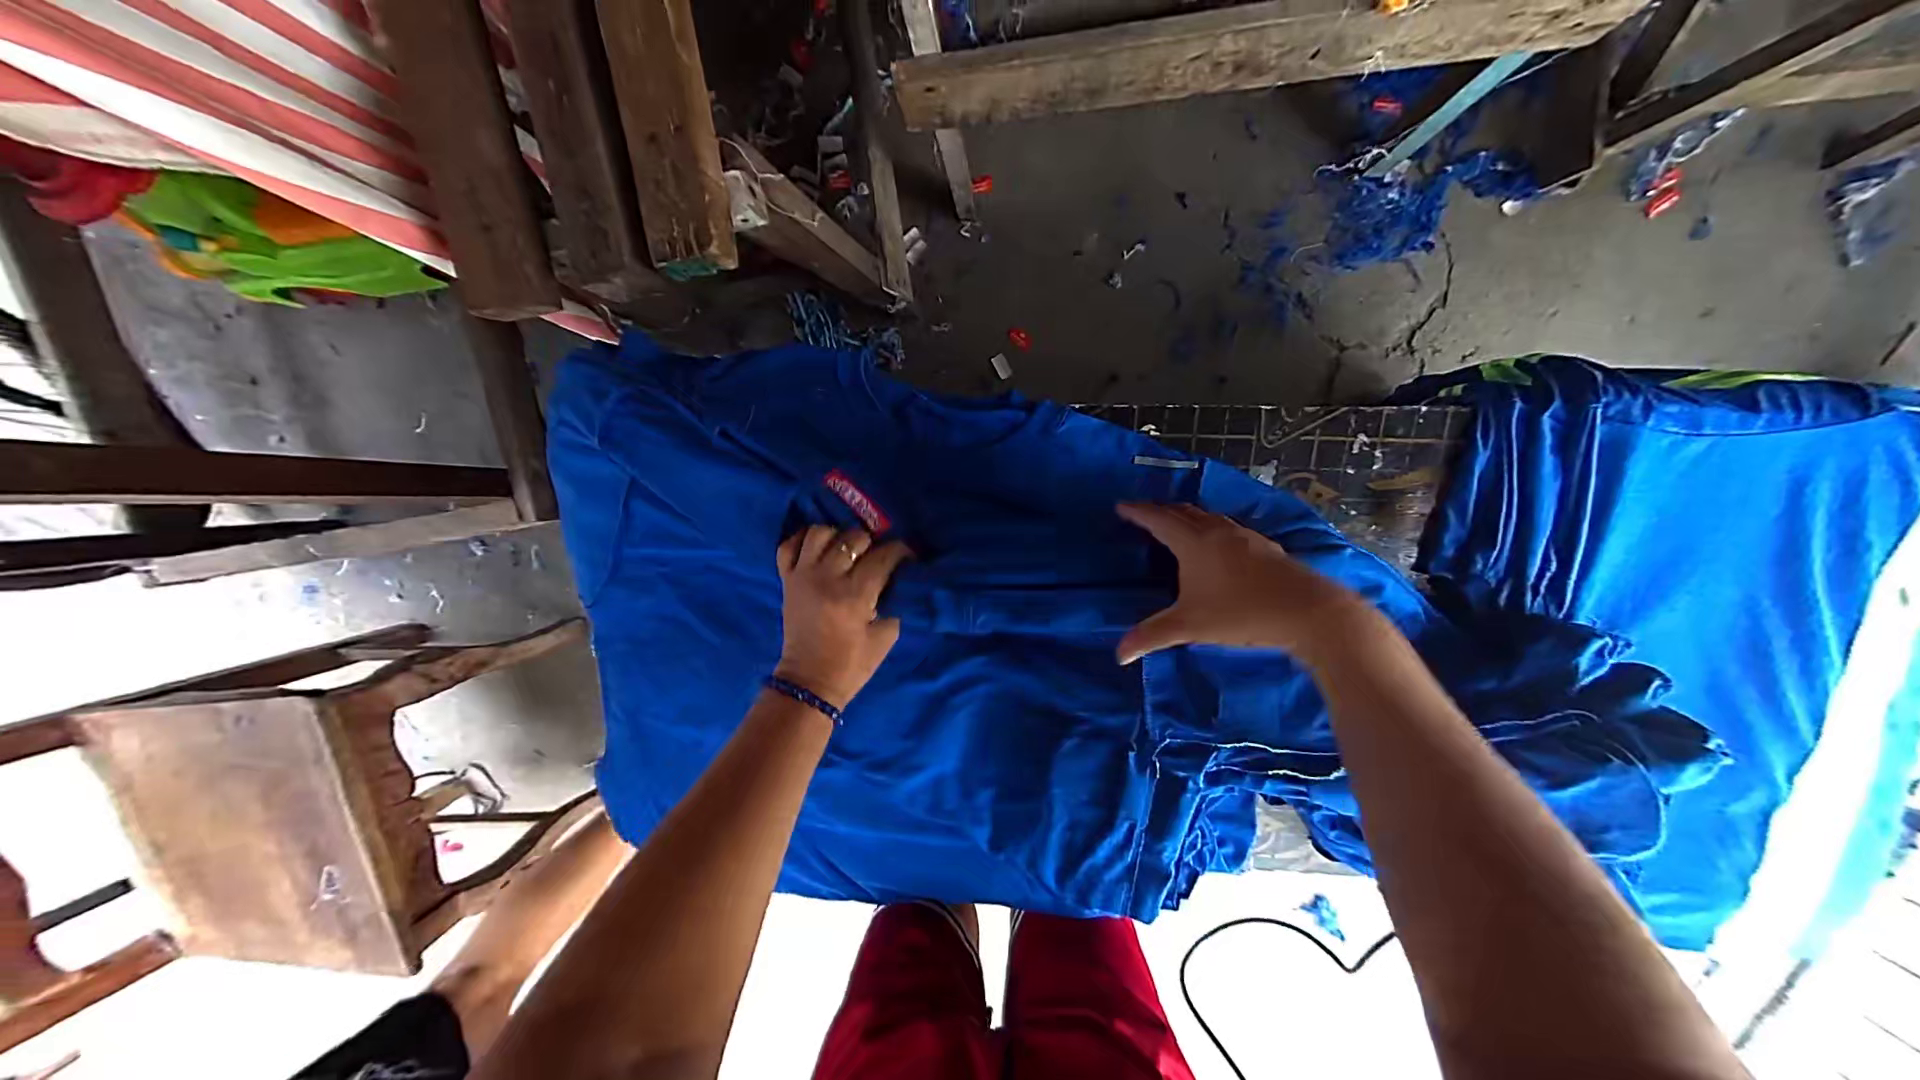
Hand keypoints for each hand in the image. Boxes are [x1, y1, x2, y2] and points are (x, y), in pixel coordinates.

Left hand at [774, 526, 911, 708]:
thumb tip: (896, 578)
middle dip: (872, 543)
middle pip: (853, 538)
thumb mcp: (886, 635)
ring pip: (820, 533)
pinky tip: (818, 550)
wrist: (809, 681)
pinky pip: (789, 545)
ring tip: (846, 550)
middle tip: (876, 557)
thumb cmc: (852, 664)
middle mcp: (826, 578)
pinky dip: (804, 541)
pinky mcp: (786, 580)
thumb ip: (893, 602)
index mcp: (854, 595)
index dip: (901, 551)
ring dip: (838, 536)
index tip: (907, 557)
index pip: (883, 556)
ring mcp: (802, 576)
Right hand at [1115, 502, 1376, 664]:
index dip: (1138, 512)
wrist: (1310, 611)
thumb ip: (1151, 637)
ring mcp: (1245, 537)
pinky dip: (1210, 527)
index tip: (1121, 506)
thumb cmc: (1243, 613)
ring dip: (1187, 516)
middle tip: (1144, 512)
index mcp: (1194, 543)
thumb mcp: (1190, 627)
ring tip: (1176, 523)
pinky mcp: (1265, 547)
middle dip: (1160, 510)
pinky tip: (1217, 544)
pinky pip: (1227, 527)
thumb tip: (1119, 655)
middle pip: (1183, 512)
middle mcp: (1217, 532)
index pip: (1158, 520)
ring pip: (1208, 517)